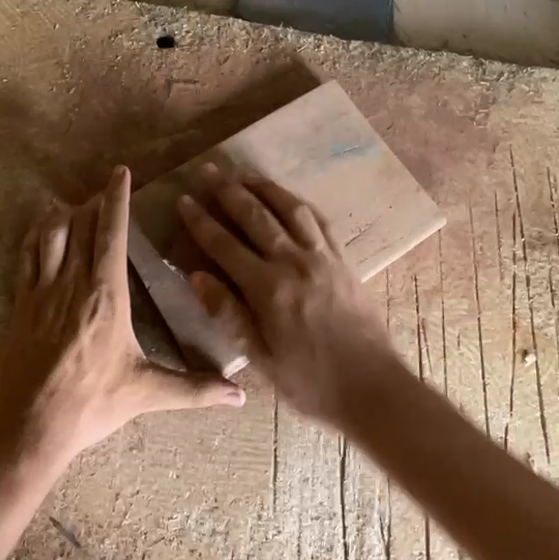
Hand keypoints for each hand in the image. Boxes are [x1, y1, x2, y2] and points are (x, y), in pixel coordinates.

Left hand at [0, 167, 244, 467]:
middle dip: (93, 202)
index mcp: (107, 294)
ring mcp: (42, 290)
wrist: (31, 424)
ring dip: (63, 214)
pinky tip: (42, 233)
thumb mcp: (147, 393)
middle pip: (81, 223)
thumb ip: (195, 389)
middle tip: (104, 193)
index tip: (121, 172)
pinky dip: (35, 236)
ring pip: (50, 233)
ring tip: (74, 208)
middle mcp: (73, 281)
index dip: (116, 197)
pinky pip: (25, 256)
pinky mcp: (20, 303)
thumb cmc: (93, 404)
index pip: (112, 231)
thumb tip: (239, 396)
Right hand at [176, 165, 402, 423]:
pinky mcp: (343, 260)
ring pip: (289, 209)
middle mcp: (294, 263)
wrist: (375, 390)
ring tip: (244, 173)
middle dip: (228, 191)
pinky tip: (289, 198)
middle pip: (255, 216)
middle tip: (208, 170)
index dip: (201, 221)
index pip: (225, 245)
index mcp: (268, 289)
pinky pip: (319, 221)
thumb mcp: (261, 360)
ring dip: (264, 188)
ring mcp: (322, 257)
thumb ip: (228, 315)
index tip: (184, 199)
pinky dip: (299, 204)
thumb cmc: (311, 383)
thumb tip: (197, 276)